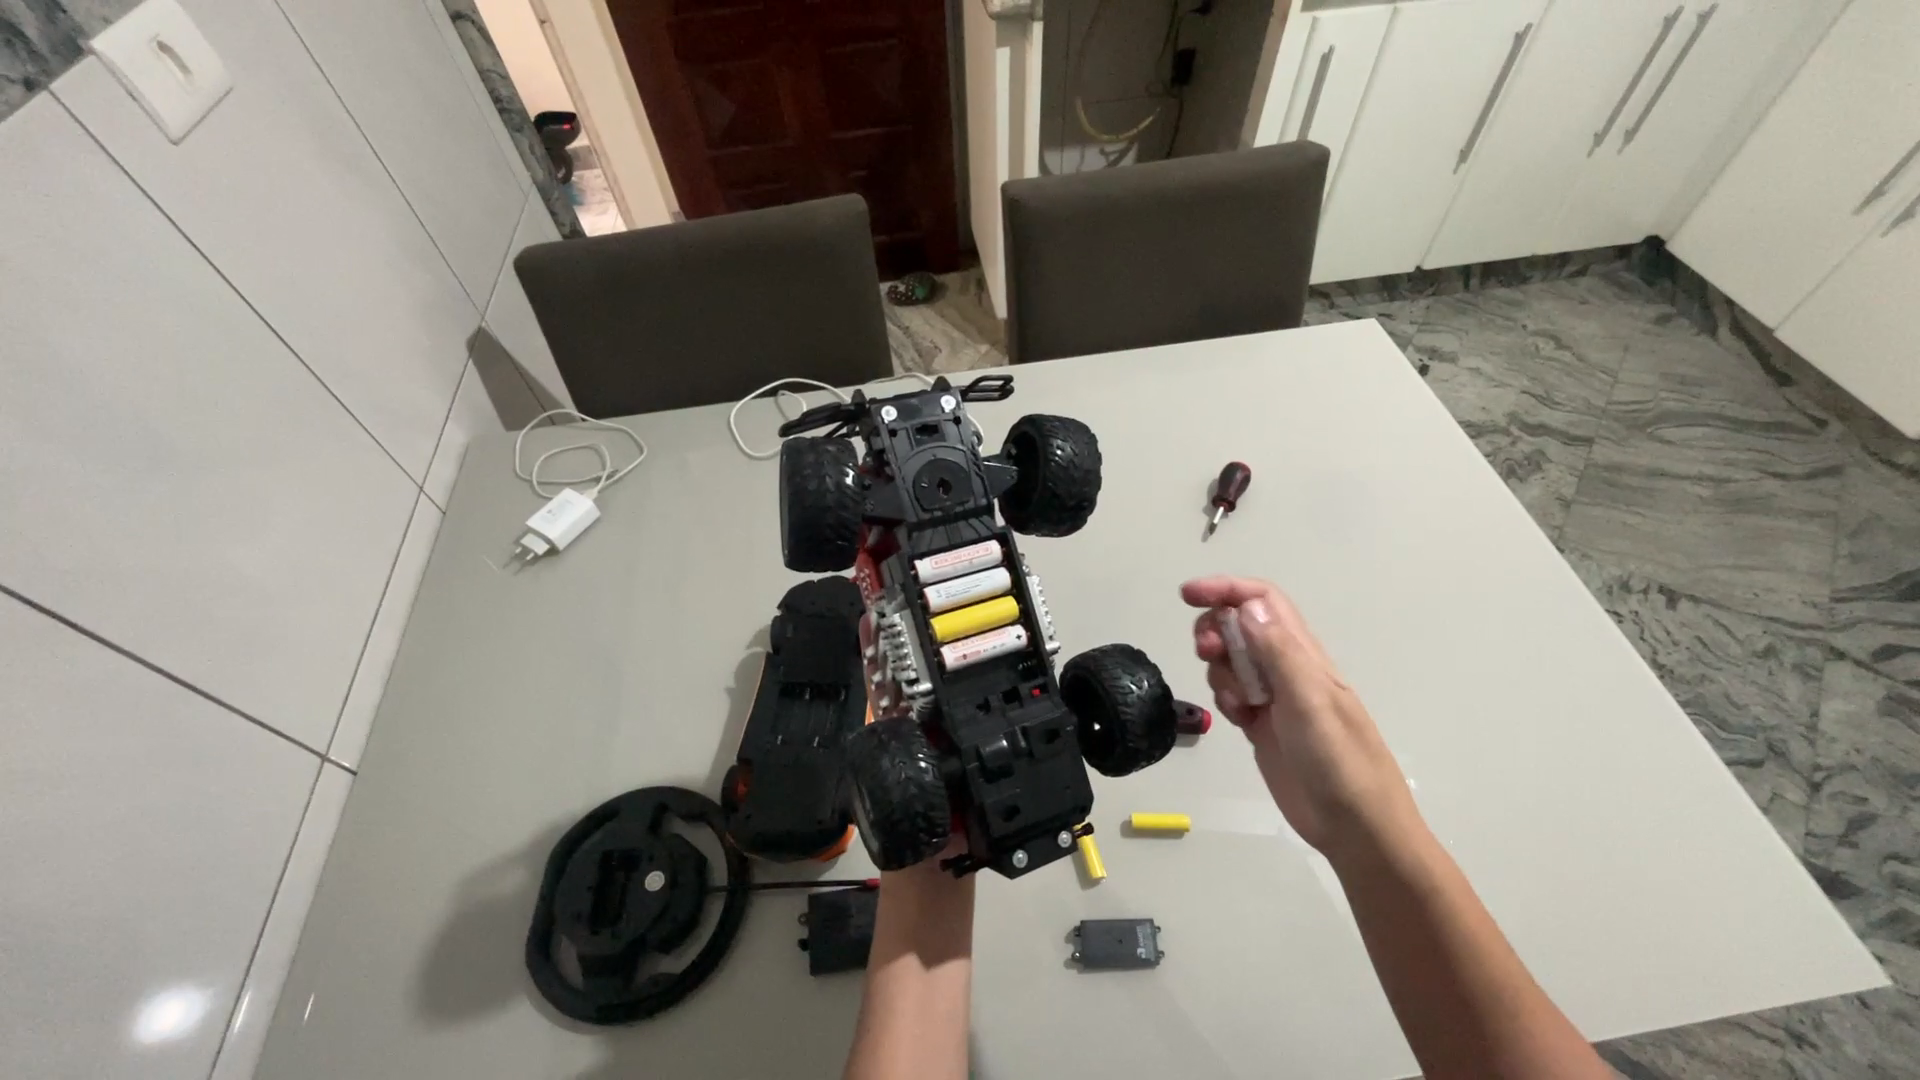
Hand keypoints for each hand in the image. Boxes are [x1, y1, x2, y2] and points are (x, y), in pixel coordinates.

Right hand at [1181, 577, 1422, 862]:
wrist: (1356, 827)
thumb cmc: (1339, 761)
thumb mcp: (1309, 701)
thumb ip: (1278, 652)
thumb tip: (1247, 605)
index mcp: (1304, 655)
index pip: (1262, 601)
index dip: (1226, 589)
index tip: (1188, 596)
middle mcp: (1288, 669)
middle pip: (1240, 626)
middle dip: (1214, 630)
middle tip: (1206, 653)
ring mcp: (1275, 698)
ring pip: (1232, 660)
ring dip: (1219, 668)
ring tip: (1235, 701)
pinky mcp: (1263, 726)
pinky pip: (1232, 695)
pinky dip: (1224, 699)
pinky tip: (1237, 722)